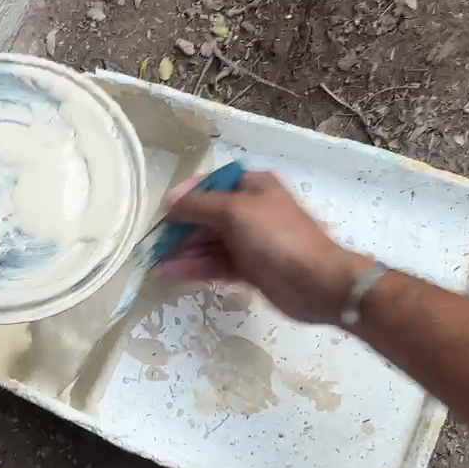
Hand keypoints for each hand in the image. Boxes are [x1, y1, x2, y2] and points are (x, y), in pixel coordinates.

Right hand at [158, 170, 373, 324]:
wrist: (317, 283)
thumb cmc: (277, 238)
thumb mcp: (234, 212)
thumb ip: (198, 205)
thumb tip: (169, 203)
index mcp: (253, 186)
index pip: (211, 184)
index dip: (185, 196)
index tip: (161, 211)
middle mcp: (250, 210)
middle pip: (206, 216)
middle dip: (179, 229)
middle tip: (152, 243)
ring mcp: (250, 241)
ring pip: (209, 243)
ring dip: (183, 252)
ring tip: (154, 263)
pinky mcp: (249, 268)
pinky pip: (215, 264)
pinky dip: (195, 268)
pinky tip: (171, 274)